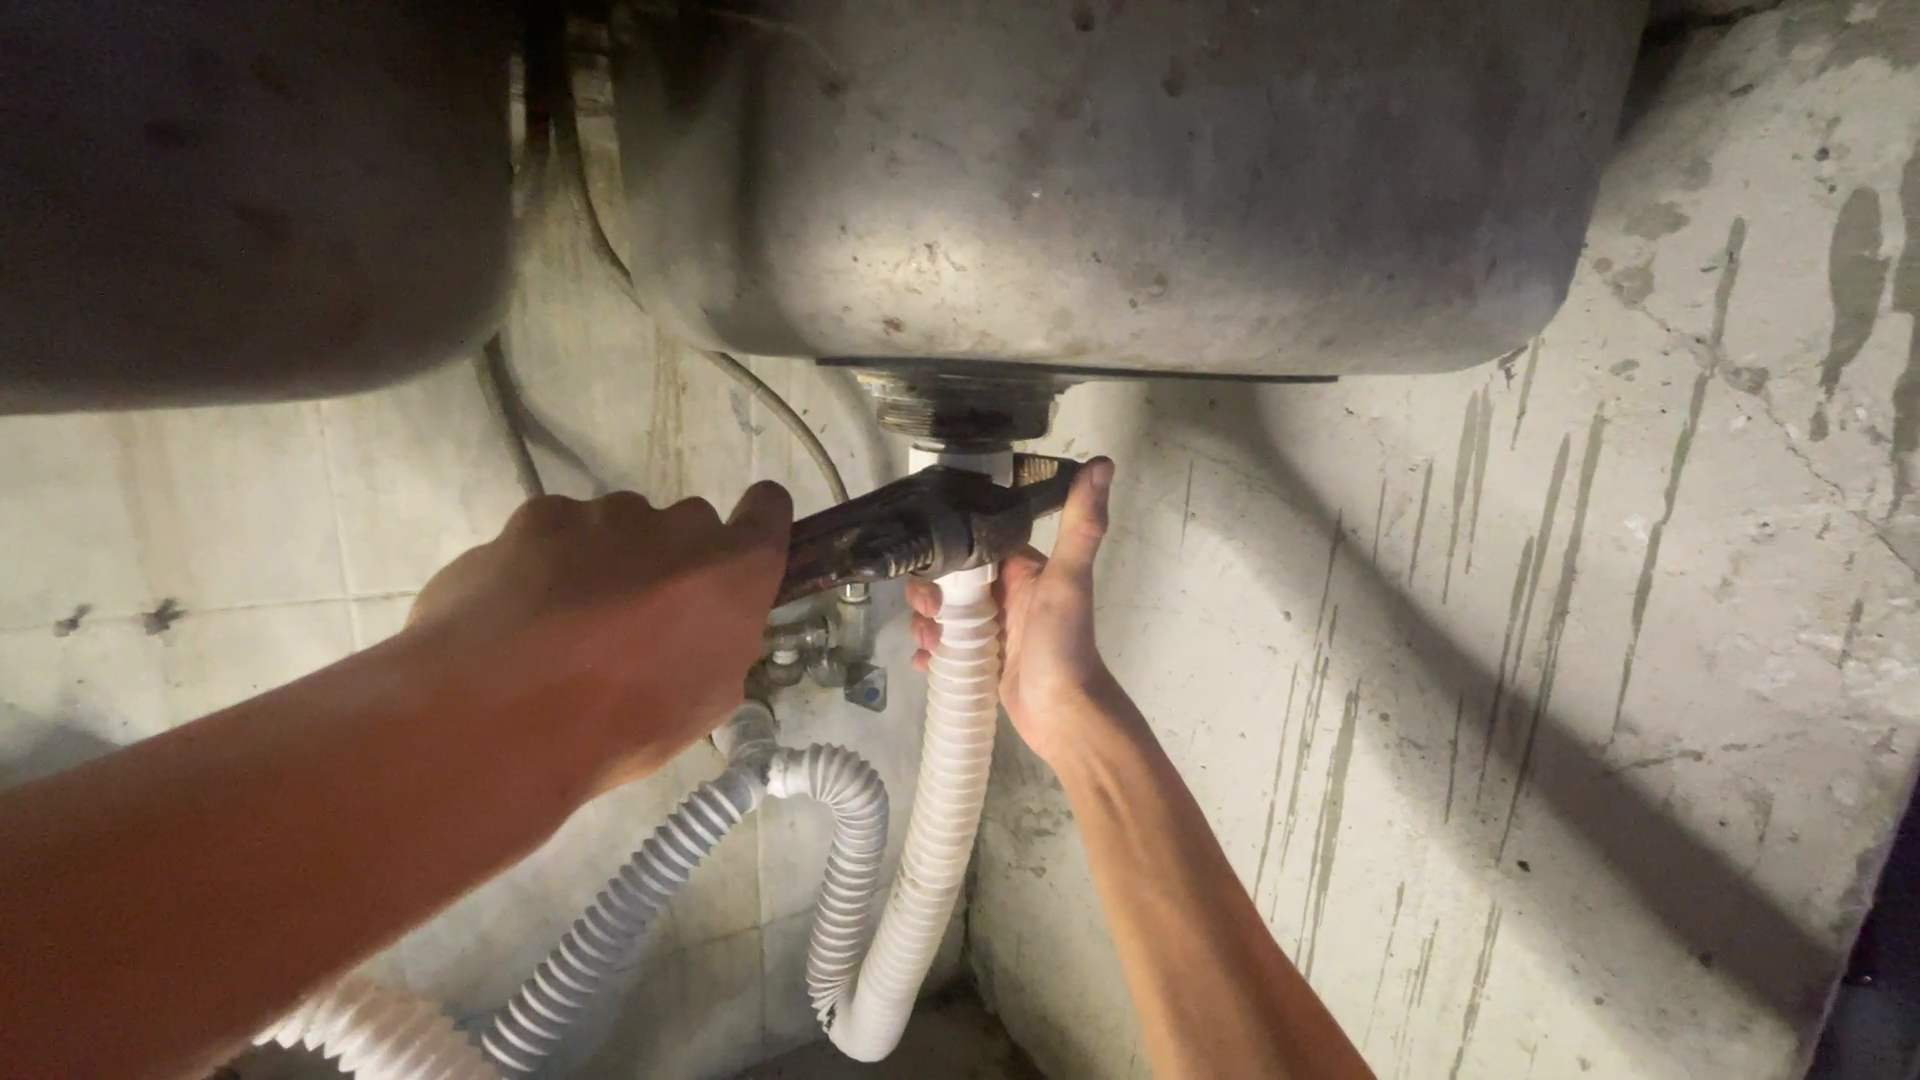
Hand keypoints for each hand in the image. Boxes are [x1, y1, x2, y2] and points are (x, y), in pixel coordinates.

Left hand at [408, 484, 791, 790]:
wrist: (502, 716)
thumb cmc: (629, 720)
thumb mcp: (710, 700)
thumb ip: (721, 642)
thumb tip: (703, 632)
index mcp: (736, 567)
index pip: (770, 508)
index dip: (758, 523)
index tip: (737, 556)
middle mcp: (678, 525)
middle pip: (689, 525)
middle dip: (674, 560)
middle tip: (643, 618)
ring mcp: (604, 515)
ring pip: (621, 526)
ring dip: (611, 559)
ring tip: (570, 624)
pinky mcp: (535, 518)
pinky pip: (559, 529)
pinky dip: (550, 560)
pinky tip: (525, 613)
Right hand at [907, 458, 1122, 767]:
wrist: (1063, 713)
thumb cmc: (1064, 644)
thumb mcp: (1068, 579)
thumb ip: (1080, 524)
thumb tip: (1102, 462)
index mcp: (1023, 570)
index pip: (974, 546)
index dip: (948, 551)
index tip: (930, 566)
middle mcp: (1006, 595)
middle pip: (950, 581)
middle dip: (929, 593)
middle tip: (930, 615)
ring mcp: (992, 629)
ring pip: (942, 614)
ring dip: (925, 624)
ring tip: (930, 643)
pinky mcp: (981, 659)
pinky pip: (945, 647)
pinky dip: (931, 652)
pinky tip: (927, 664)